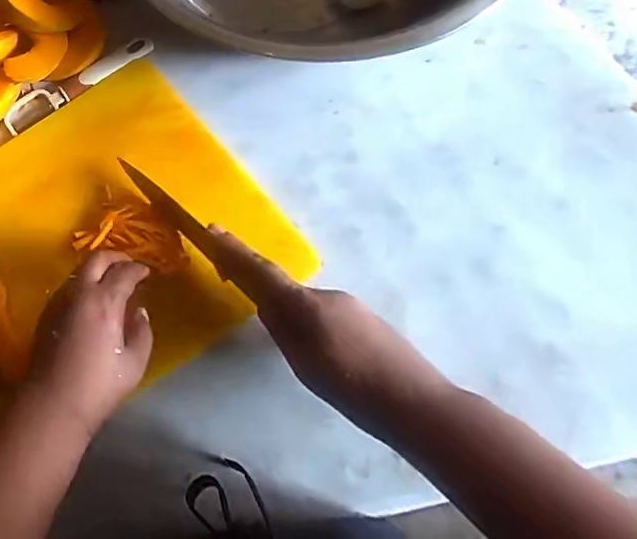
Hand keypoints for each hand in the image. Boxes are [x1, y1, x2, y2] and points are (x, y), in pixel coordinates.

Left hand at [21, 251, 154, 435]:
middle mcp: (81, 292)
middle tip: (128, 265)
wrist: (53, 401)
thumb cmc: (98, 386)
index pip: (124, 272)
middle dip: (116, 257)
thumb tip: (139, 312)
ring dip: (97, 268)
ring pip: (80, 270)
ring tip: (111, 278)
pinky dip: (84, 282)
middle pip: (97, 258)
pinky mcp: (48, 310)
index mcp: (105, 301)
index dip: (138, 268)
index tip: (146, 271)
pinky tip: (91, 297)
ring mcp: (60, 298)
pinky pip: (69, 285)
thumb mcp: (133, 364)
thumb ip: (142, 333)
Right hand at [200, 225, 450, 433]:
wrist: (423, 407)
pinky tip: (339, 365)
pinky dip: (324, 333)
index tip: (213, 230)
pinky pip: (332, 318)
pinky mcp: (370, 321)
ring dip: (304, 325)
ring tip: (317, 366)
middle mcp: (328, 295)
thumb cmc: (355, 390)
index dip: (235, 252)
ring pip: (313, 308)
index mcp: (306, 305)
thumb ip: (282, 331)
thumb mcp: (305, 365)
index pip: (262, 271)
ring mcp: (352, 306)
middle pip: (288, 291)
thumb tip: (266, 306)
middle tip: (273, 332)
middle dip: (273, 303)